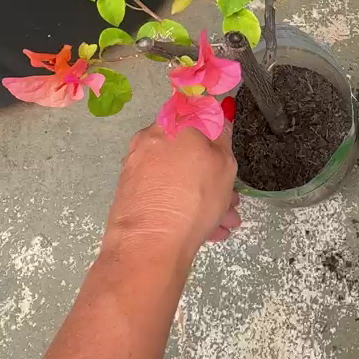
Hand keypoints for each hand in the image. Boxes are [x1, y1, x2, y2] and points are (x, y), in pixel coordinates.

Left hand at [102, 124, 241, 265]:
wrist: (149, 244)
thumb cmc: (193, 198)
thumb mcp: (224, 164)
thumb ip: (223, 138)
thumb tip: (220, 119)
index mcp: (173, 125)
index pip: (195, 113)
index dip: (213, 132)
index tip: (224, 151)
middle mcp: (149, 140)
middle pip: (186, 151)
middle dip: (211, 172)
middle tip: (229, 195)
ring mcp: (136, 168)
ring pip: (177, 176)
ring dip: (201, 194)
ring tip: (221, 221)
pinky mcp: (129, 194)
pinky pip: (163, 192)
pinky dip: (181, 204)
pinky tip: (204, 230)